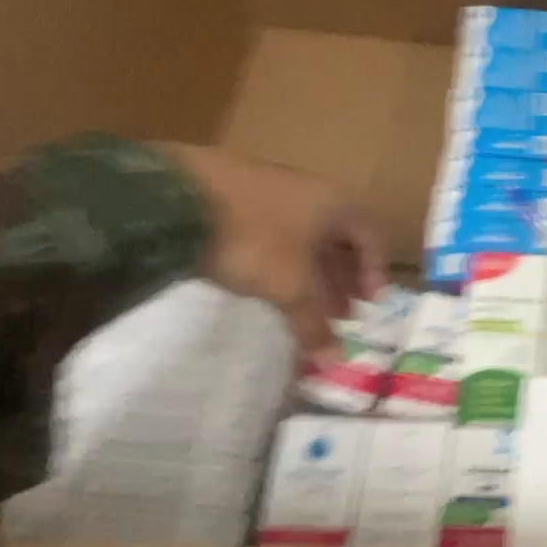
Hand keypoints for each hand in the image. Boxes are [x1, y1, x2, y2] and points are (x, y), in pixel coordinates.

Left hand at [162, 144, 384, 358]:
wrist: (171, 198)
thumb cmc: (254, 240)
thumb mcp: (290, 288)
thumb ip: (314, 324)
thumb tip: (334, 360)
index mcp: (336, 202)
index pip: (372, 238)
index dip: (375, 275)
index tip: (366, 306)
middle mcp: (309, 189)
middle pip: (338, 238)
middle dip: (341, 279)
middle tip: (337, 313)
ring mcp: (267, 187)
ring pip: (302, 234)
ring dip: (310, 271)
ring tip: (302, 304)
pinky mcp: (230, 192)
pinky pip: (270, 229)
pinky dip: (278, 258)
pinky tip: (264, 280)